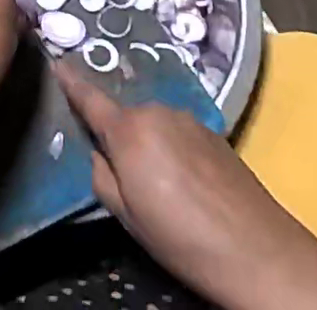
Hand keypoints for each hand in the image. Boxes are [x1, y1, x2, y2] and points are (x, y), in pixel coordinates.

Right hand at [53, 60, 316, 309]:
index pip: (90, 98)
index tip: (57, 63)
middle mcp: (157, 112)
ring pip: (154, 125)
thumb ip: (101, 173)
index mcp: (129, 130)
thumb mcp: (125, 214)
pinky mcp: (214, 132)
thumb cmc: (182, 237)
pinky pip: (178, 133)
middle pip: (126, 117)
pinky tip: (189, 185)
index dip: (71, 81)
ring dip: (150, 145)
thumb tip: (103, 153)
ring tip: (165, 188)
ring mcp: (189, 119)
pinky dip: (174, 151)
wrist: (260, 253)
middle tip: (128, 177)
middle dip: (120, 137)